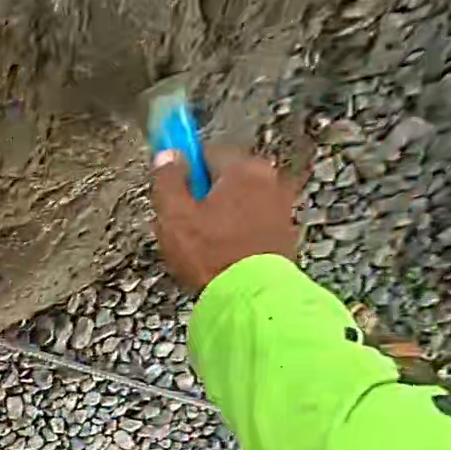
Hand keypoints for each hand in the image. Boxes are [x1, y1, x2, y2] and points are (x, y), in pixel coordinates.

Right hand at [149, 145, 300, 290]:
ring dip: (220, 216)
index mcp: (243, 169)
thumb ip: (167, 180)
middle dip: (203, 195)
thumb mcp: (174, 214)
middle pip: (225, 178)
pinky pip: (252, 224)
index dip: (184, 172)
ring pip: (239, 202)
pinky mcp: (284, 235)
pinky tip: (220, 255)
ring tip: (200, 245)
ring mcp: (281, 208)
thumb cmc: (211, 255)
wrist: (250, 296)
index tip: (172, 187)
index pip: (207, 153)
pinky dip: (237, 233)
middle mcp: (269, 181)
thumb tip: (167, 155)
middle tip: (182, 224)